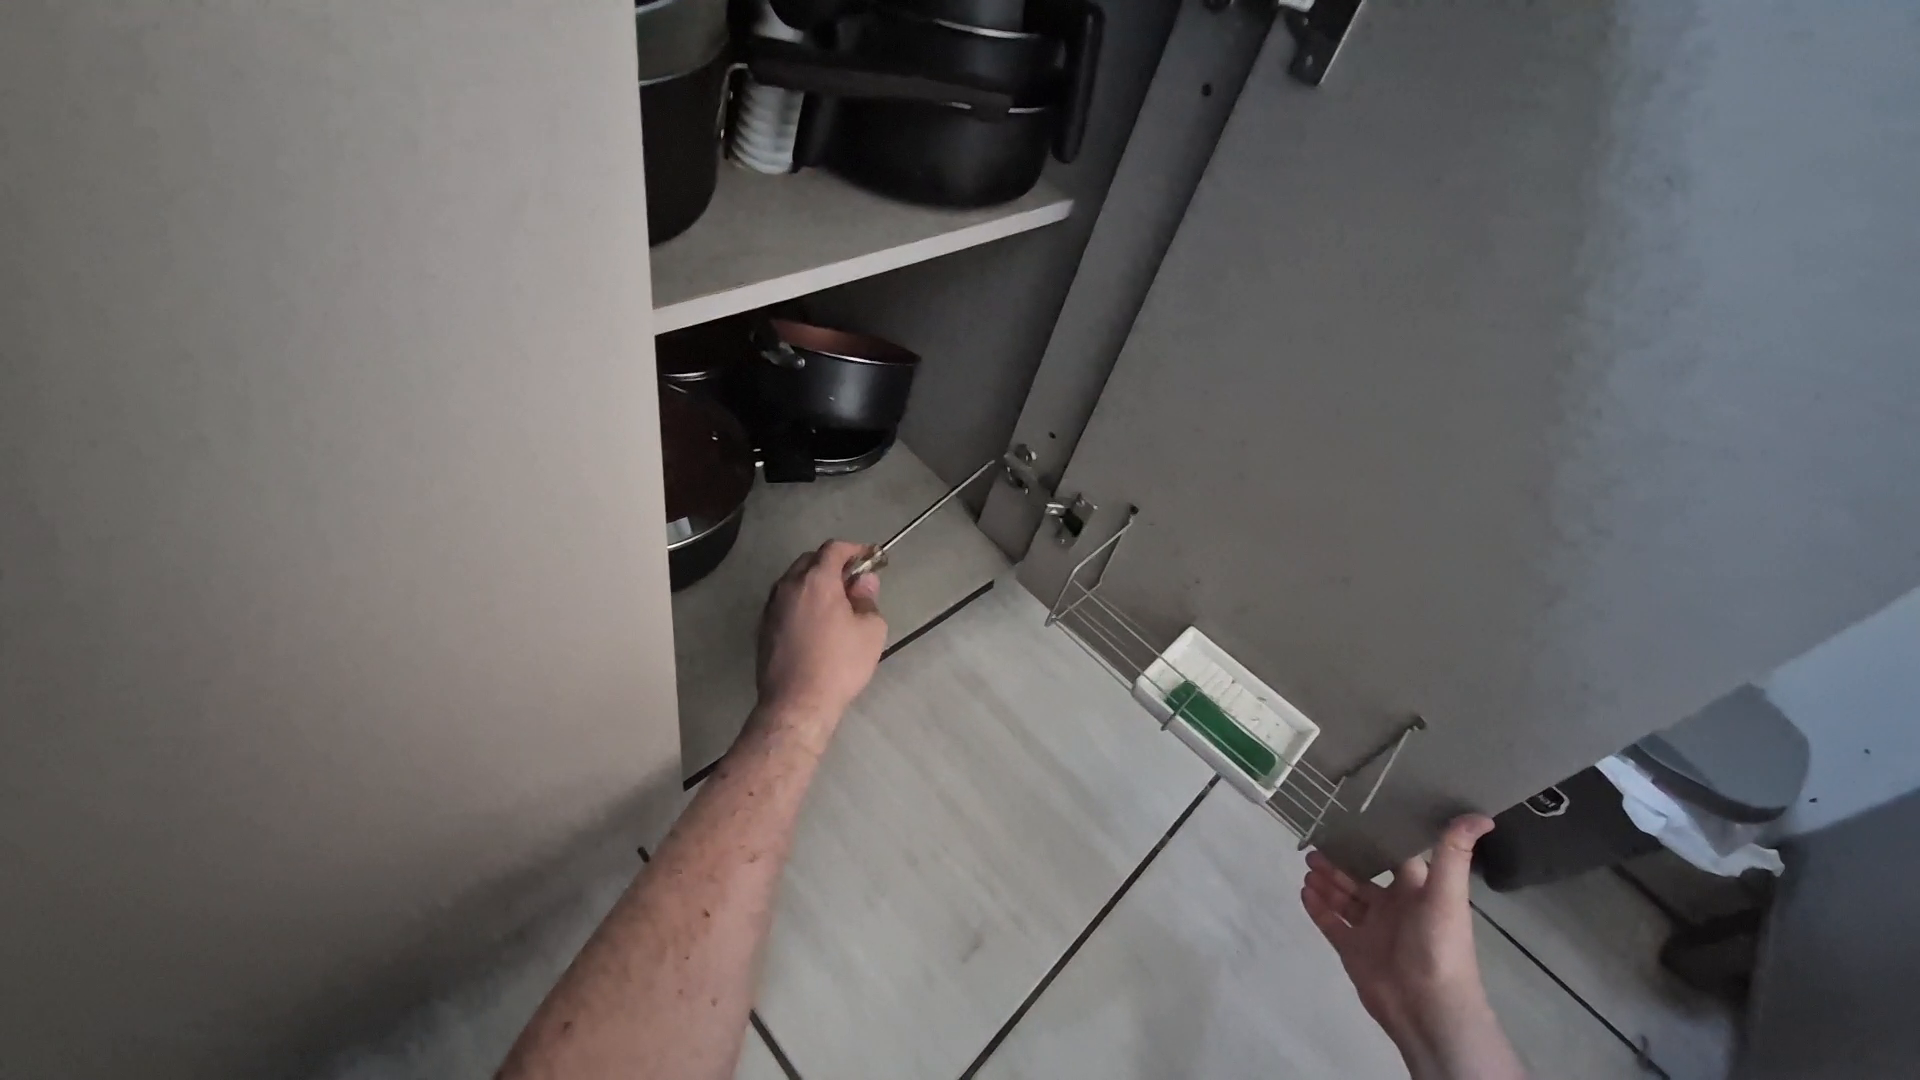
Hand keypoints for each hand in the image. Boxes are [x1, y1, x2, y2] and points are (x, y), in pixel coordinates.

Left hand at [754, 540, 887, 726]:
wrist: (797, 703)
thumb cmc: (840, 664)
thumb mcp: (870, 630)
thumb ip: (867, 599)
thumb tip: (863, 582)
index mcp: (817, 580)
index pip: (833, 549)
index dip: (854, 549)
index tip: (870, 557)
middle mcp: (789, 586)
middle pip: (809, 560)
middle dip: (832, 563)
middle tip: (852, 580)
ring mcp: (771, 607)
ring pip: (793, 581)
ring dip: (813, 582)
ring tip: (833, 602)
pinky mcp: (763, 628)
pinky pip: (784, 602)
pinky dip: (800, 601)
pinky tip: (813, 621)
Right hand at [1304, 816, 1522, 1079]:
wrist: (1428, 1008)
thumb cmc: (1439, 946)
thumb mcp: (1447, 894)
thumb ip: (1452, 853)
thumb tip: (1480, 815)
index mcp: (1416, 891)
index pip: (1392, 856)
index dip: (1373, 837)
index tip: (1350, 815)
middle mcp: (1392, 907)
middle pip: (1360, 876)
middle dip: (1338, 860)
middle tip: (1314, 845)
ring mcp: (1370, 929)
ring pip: (1343, 898)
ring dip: (1325, 881)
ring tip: (1306, 866)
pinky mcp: (1352, 949)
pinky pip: (1330, 923)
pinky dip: (1316, 907)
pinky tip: (1303, 892)